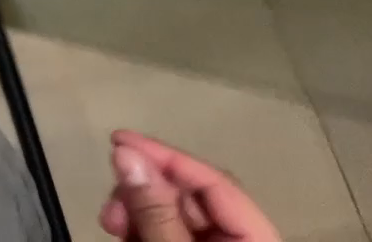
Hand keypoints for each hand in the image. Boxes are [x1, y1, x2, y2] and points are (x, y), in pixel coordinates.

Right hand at [101, 131, 281, 241]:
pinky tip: (123, 232)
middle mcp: (248, 240)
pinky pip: (174, 231)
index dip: (166, 156)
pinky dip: (144, 226)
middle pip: (193, 196)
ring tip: (112, 223)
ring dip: (138, 209)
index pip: (216, 181)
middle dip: (144, 190)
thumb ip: (156, 210)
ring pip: (177, 213)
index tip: (117, 140)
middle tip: (110, 202)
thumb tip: (125, 151)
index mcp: (260, 239)